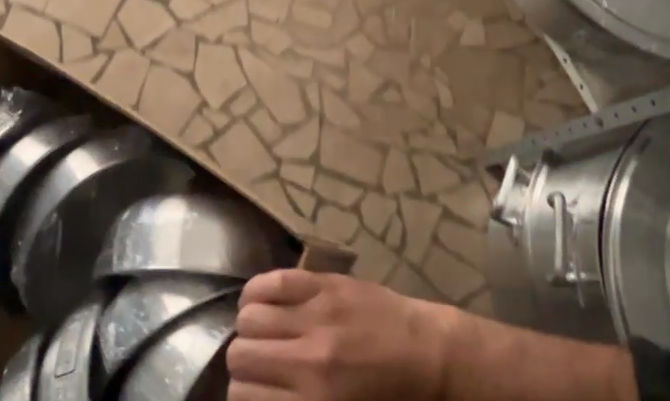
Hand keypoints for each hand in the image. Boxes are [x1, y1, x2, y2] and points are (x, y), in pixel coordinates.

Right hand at [226, 270, 458, 400]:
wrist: (429, 356)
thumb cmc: (386, 397)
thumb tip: (254, 395)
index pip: (242, 394)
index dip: (244, 393)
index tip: (256, 390)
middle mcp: (307, 358)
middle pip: (240, 355)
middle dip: (244, 362)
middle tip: (260, 363)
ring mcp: (315, 315)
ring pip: (248, 317)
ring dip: (250, 328)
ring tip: (264, 332)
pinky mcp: (324, 284)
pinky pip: (271, 281)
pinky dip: (257, 292)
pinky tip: (263, 302)